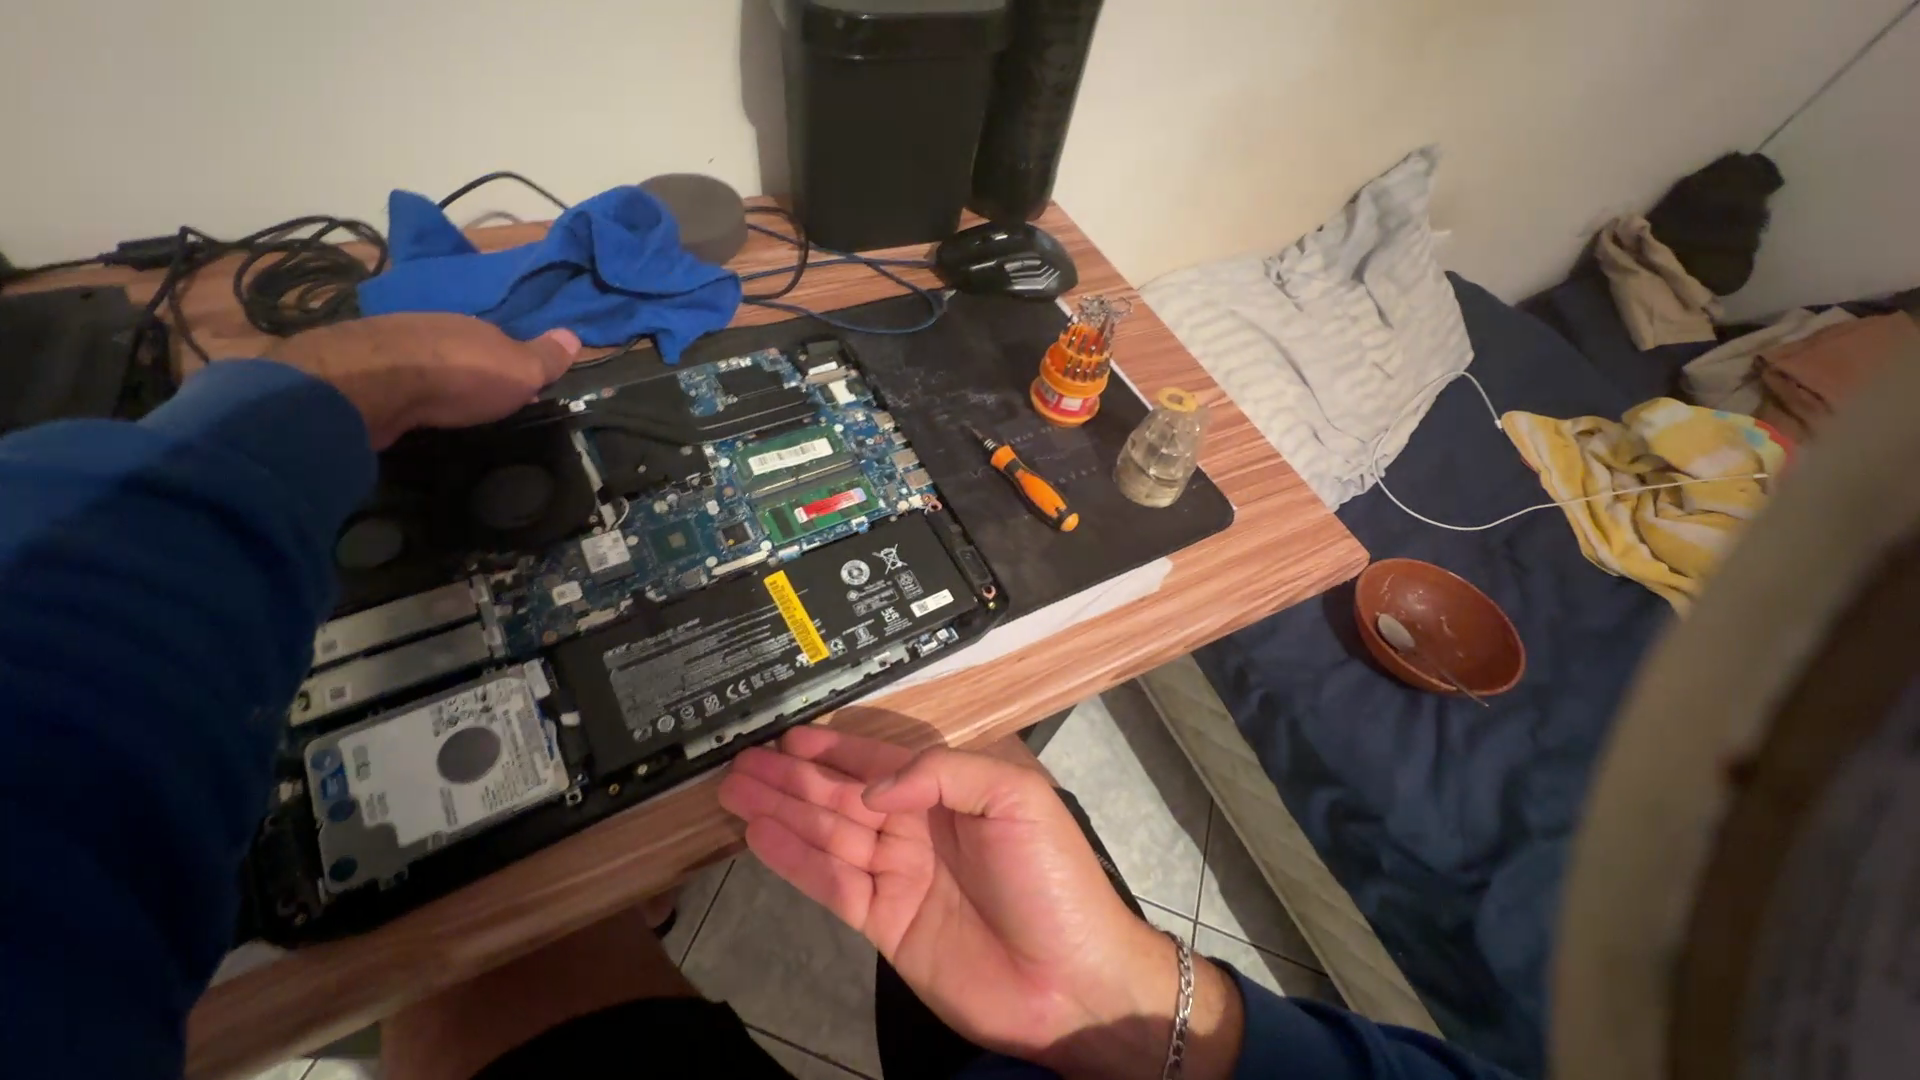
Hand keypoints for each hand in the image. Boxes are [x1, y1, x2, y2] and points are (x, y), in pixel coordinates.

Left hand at [264, 314, 580, 447]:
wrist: (375, 383)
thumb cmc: (462, 377)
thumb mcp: (521, 371)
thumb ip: (546, 358)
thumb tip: (574, 335)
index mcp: (477, 327)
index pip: (503, 343)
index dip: (514, 366)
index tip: (522, 391)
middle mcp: (435, 327)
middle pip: (463, 350)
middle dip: (473, 371)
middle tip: (484, 402)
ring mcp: (395, 344)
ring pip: (426, 361)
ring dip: (436, 380)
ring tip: (445, 409)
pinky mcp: (363, 370)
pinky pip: (395, 379)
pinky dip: (405, 391)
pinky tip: (410, 409)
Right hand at [718, 722, 1244, 1078]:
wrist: (1069, 980)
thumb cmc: (1051, 878)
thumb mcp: (1017, 797)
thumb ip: (943, 774)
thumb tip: (874, 787)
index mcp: (950, 793)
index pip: (880, 762)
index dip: (834, 749)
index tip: (790, 737)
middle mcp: (916, 828)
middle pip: (842, 796)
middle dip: (793, 778)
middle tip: (742, 763)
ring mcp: (897, 875)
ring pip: (827, 833)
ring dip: (782, 810)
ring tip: (736, 791)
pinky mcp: (883, 921)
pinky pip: (830, 883)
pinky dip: (794, 860)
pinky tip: (760, 836)